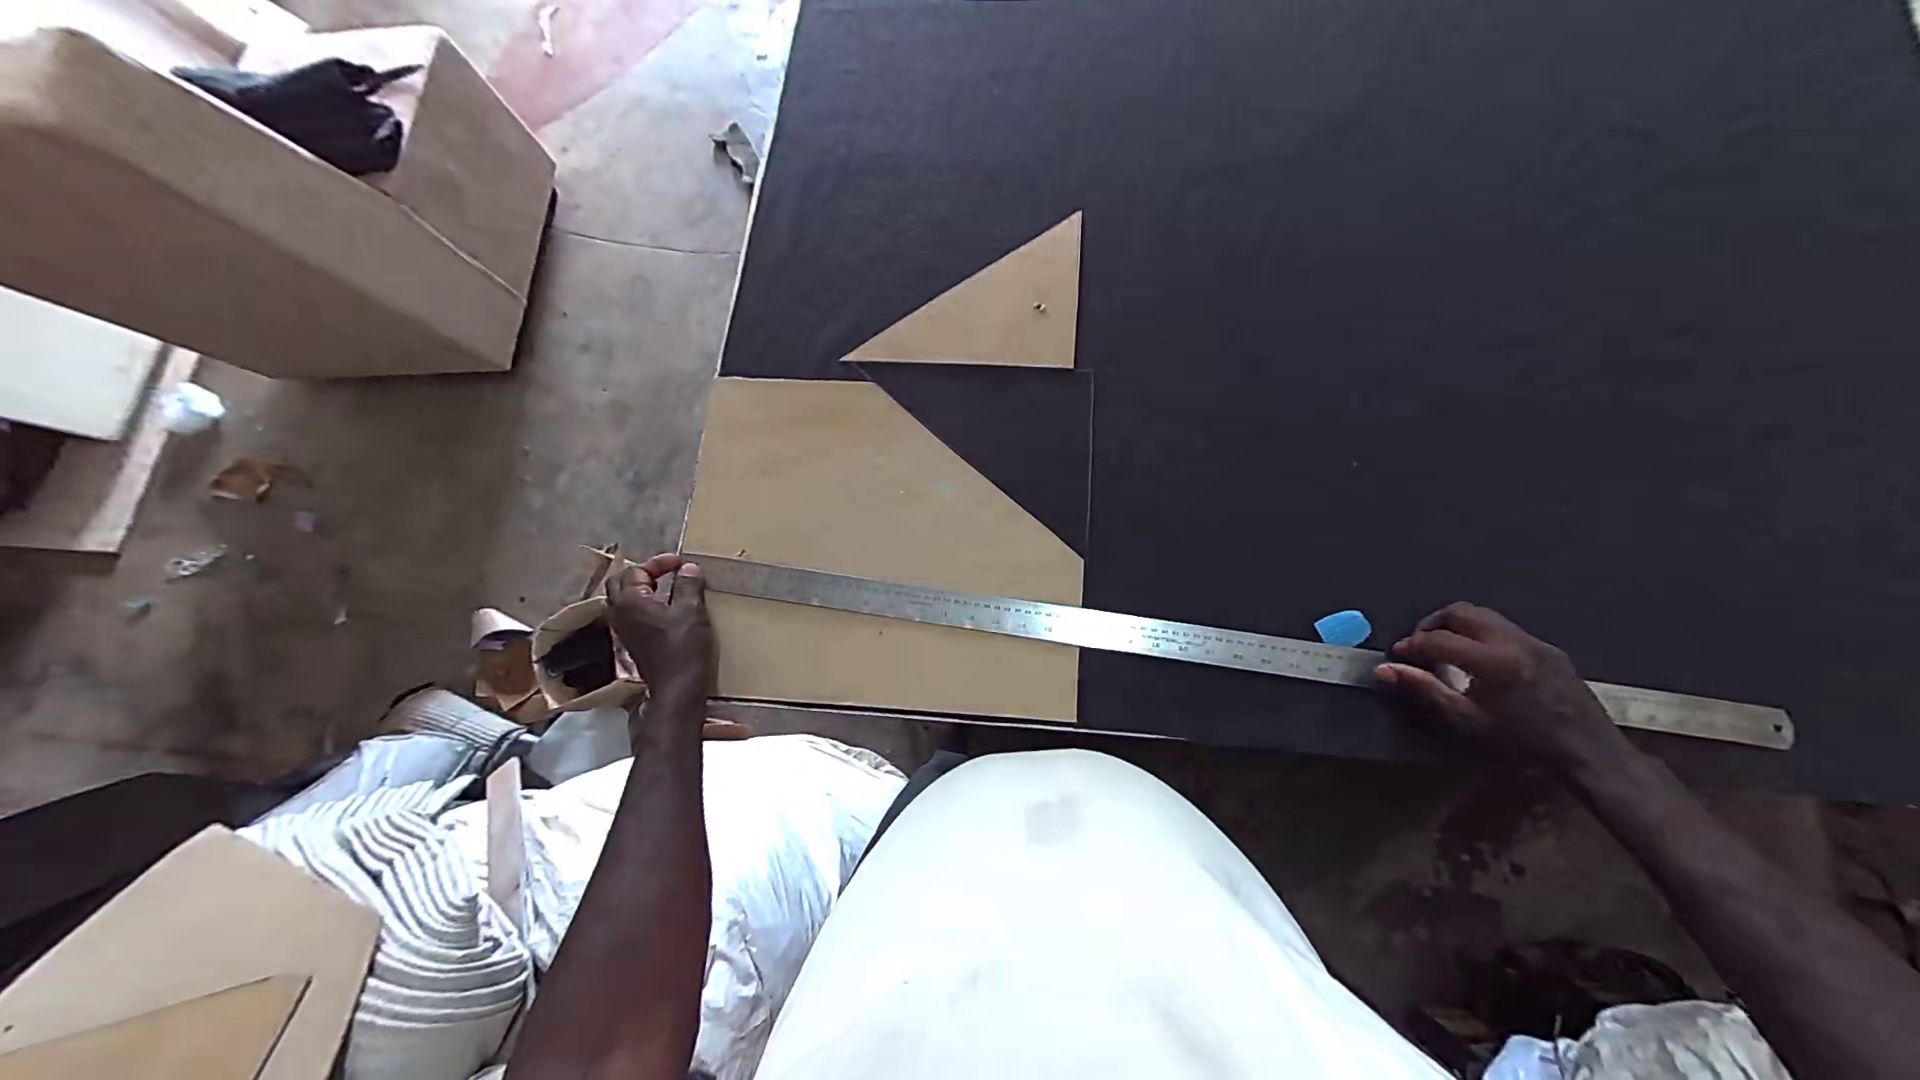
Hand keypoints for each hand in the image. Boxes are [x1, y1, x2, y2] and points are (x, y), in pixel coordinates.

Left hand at [606, 553, 716, 707]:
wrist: (677, 688)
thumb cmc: (683, 648)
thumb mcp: (691, 611)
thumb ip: (688, 585)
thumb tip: (687, 568)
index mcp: (630, 602)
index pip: (636, 570)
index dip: (659, 563)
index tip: (682, 564)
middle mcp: (619, 613)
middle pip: (621, 582)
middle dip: (644, 572)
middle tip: (669, 572)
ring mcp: (622, 629)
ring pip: (624, 598)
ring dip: (643, 588)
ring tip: (667, 586)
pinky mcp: (631, 641)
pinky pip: (630, 613)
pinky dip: (644, 603)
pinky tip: (664, 608)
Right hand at [1374, 602, 1629, 773]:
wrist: (1589, 755)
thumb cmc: (1523, 743)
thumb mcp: (1467, 719)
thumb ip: (1425, 689)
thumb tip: (1384, 670)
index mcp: (1493, 661)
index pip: (1437, 639)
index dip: (1410, 645)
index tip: (1398, 656)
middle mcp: (1514, 642)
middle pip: (1460, 612)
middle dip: (1431, 624)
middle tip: (1419, 647)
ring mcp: (1535, 642)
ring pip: (1483, 615)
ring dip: (1456, 627)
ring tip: (1445, 651)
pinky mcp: (1548, 648)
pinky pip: (1503, 628)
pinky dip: (1480, 635)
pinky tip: (1478, 662)